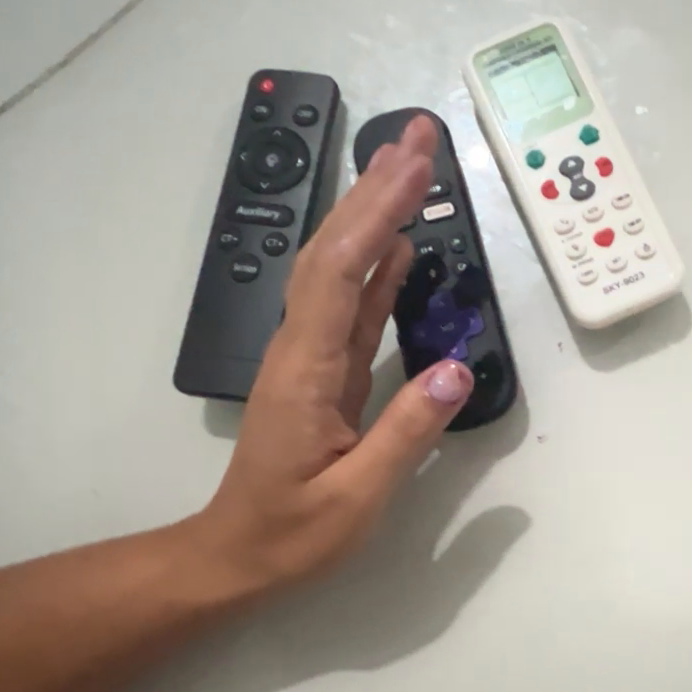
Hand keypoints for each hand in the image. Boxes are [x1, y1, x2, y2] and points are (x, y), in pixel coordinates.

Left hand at [188, 116, 473, 590]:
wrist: (237, 553)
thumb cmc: (291, 532)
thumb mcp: (354, 498)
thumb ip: (406, 435)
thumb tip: (454, 372)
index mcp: (305, 371)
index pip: (338, 273)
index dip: (375, 214)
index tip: (411, 166)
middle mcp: (301, 348)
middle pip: (333, 250)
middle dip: (373, 189)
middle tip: (414, 138)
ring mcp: (311, 357)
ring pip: (340, 269)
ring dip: (374, 216)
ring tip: (410, 171)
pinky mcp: (324, 371)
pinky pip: (351, 305)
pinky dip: (377, 268)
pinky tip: (401, 248)